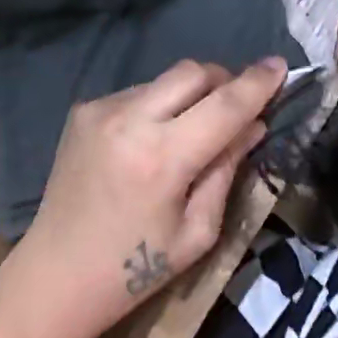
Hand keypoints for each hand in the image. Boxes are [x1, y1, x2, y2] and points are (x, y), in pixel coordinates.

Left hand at [0, 59, 284, 337]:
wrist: (57, 272)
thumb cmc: (136, 268)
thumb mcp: (198, 231)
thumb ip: (227, 169)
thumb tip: (254, 123)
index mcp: (162, 157)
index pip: (224, 105)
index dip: (257, 83)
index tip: (280, 65)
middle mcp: (129, 118)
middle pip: (192, 71)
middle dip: (223, 79)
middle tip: (237, 104)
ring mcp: (100, 108)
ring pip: (163, 80)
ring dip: (187, 95)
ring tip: (187, 132)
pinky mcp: (83, 109)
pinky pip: (135, 93)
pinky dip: (156, 106)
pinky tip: (148, 141)